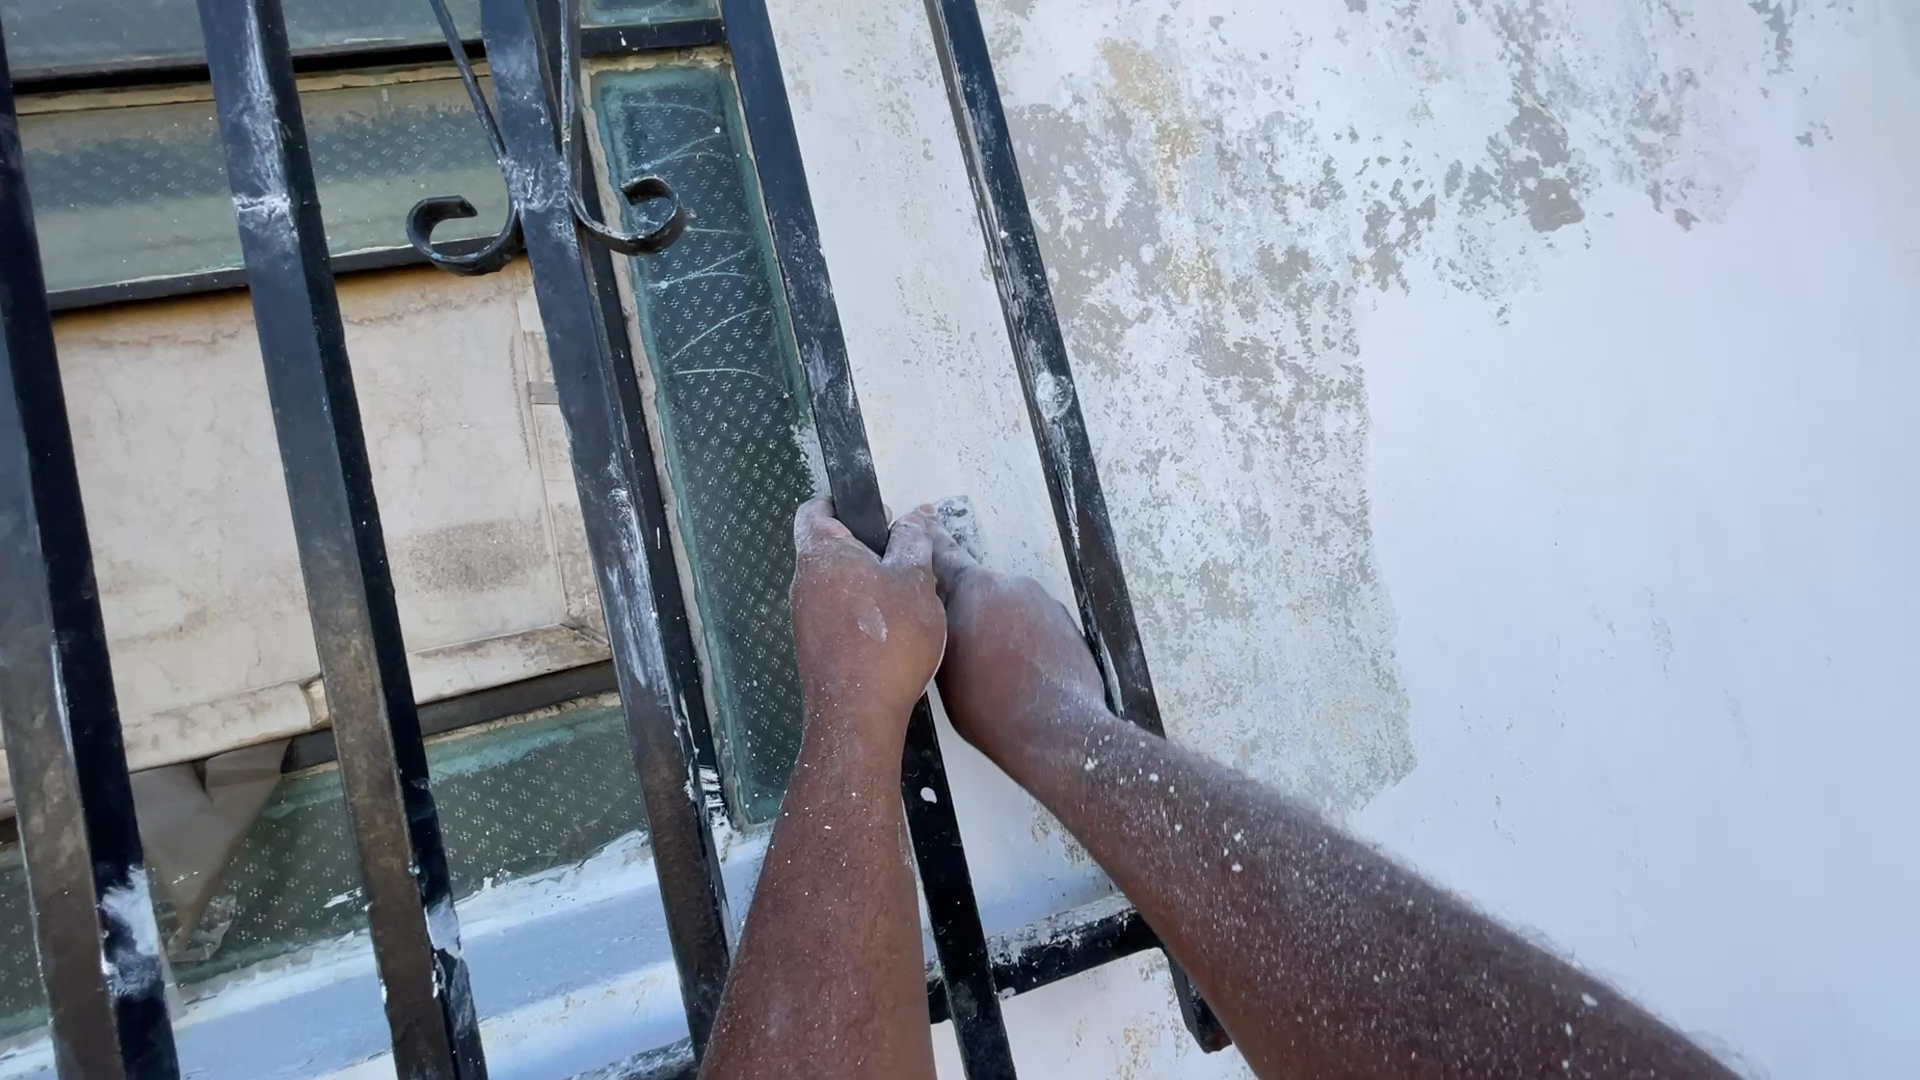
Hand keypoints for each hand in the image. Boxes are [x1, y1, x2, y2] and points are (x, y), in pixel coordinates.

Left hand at [790, 498, 946, 751]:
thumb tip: (914, 517)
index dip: (844, 502)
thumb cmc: (888, 643)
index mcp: (822, 554)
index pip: (816, 509)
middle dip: (869, 547)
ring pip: (838, 582)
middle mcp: (805, 582)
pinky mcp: (815, 643)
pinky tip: (894, 631)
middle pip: (831, 547)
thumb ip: (913, 541)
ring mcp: (806, 615)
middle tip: (906, 558)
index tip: (878, 514)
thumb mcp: (916, 581)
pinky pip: (838, 613)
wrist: (859, 715)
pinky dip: (864, 612)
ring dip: (870, 582)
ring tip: (906, 598)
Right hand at [926, 517, 1104, 756]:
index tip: (924, 518)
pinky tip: (1018, 671)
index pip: (945, 554)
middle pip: (978, 587)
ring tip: (994, 669)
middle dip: (967, 609)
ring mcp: (1041, 602)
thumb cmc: (991, 708)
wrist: (1055, 729)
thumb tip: (938, 614)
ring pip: (1007, 607)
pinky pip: (1033, 623)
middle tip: (962, 641)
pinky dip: (1023, 640)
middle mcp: (1009, 586)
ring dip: (997, 627)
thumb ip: (940, 626)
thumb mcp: (943, 667)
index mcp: (973, 591)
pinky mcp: (1064, 622)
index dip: (931, 539)